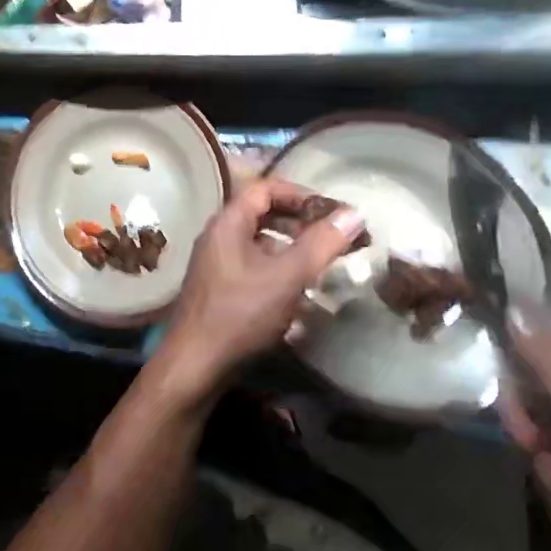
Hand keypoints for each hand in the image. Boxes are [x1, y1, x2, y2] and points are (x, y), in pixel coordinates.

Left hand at [154, 179, 364, 402]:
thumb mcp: (287, 276)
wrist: (196, 362)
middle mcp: (217, 235)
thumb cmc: (240, 313)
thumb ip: (321, 243)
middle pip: (261, 213)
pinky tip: (299, 291)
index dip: (300, 193)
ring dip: (291, 247)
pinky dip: (278, 268)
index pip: (263, 188)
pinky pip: (253, 264)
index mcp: (227, 223)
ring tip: (322, 262)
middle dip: (300, 221)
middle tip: (333, 236)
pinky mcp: (219, 286)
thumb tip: (354, 213)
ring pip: (259, 242)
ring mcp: (215, 262)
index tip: (332, 210)